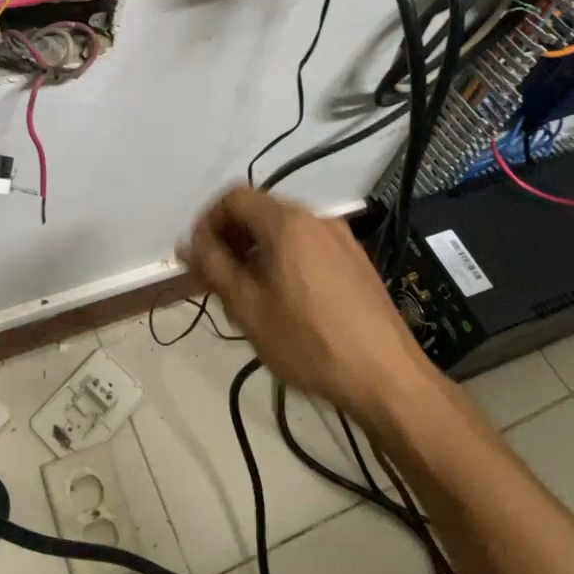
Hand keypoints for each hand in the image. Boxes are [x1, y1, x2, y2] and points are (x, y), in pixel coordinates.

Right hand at [179, 188, 431, 420]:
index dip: (207, 221)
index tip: (197, 257)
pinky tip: (284, 301)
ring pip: (285, 231)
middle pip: (261, 211)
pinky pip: (309, 247)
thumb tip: (187, 242)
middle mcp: (316, 219)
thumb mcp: (248, 307)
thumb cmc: (308, 341)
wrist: (385, 376)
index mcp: (287, 222)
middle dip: (231, 238)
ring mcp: (342, 240)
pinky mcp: (357, 262)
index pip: (234, 197)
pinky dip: (285, 260)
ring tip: (247, 294)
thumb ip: (213, 267)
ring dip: (257, 251)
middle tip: (217, 278)